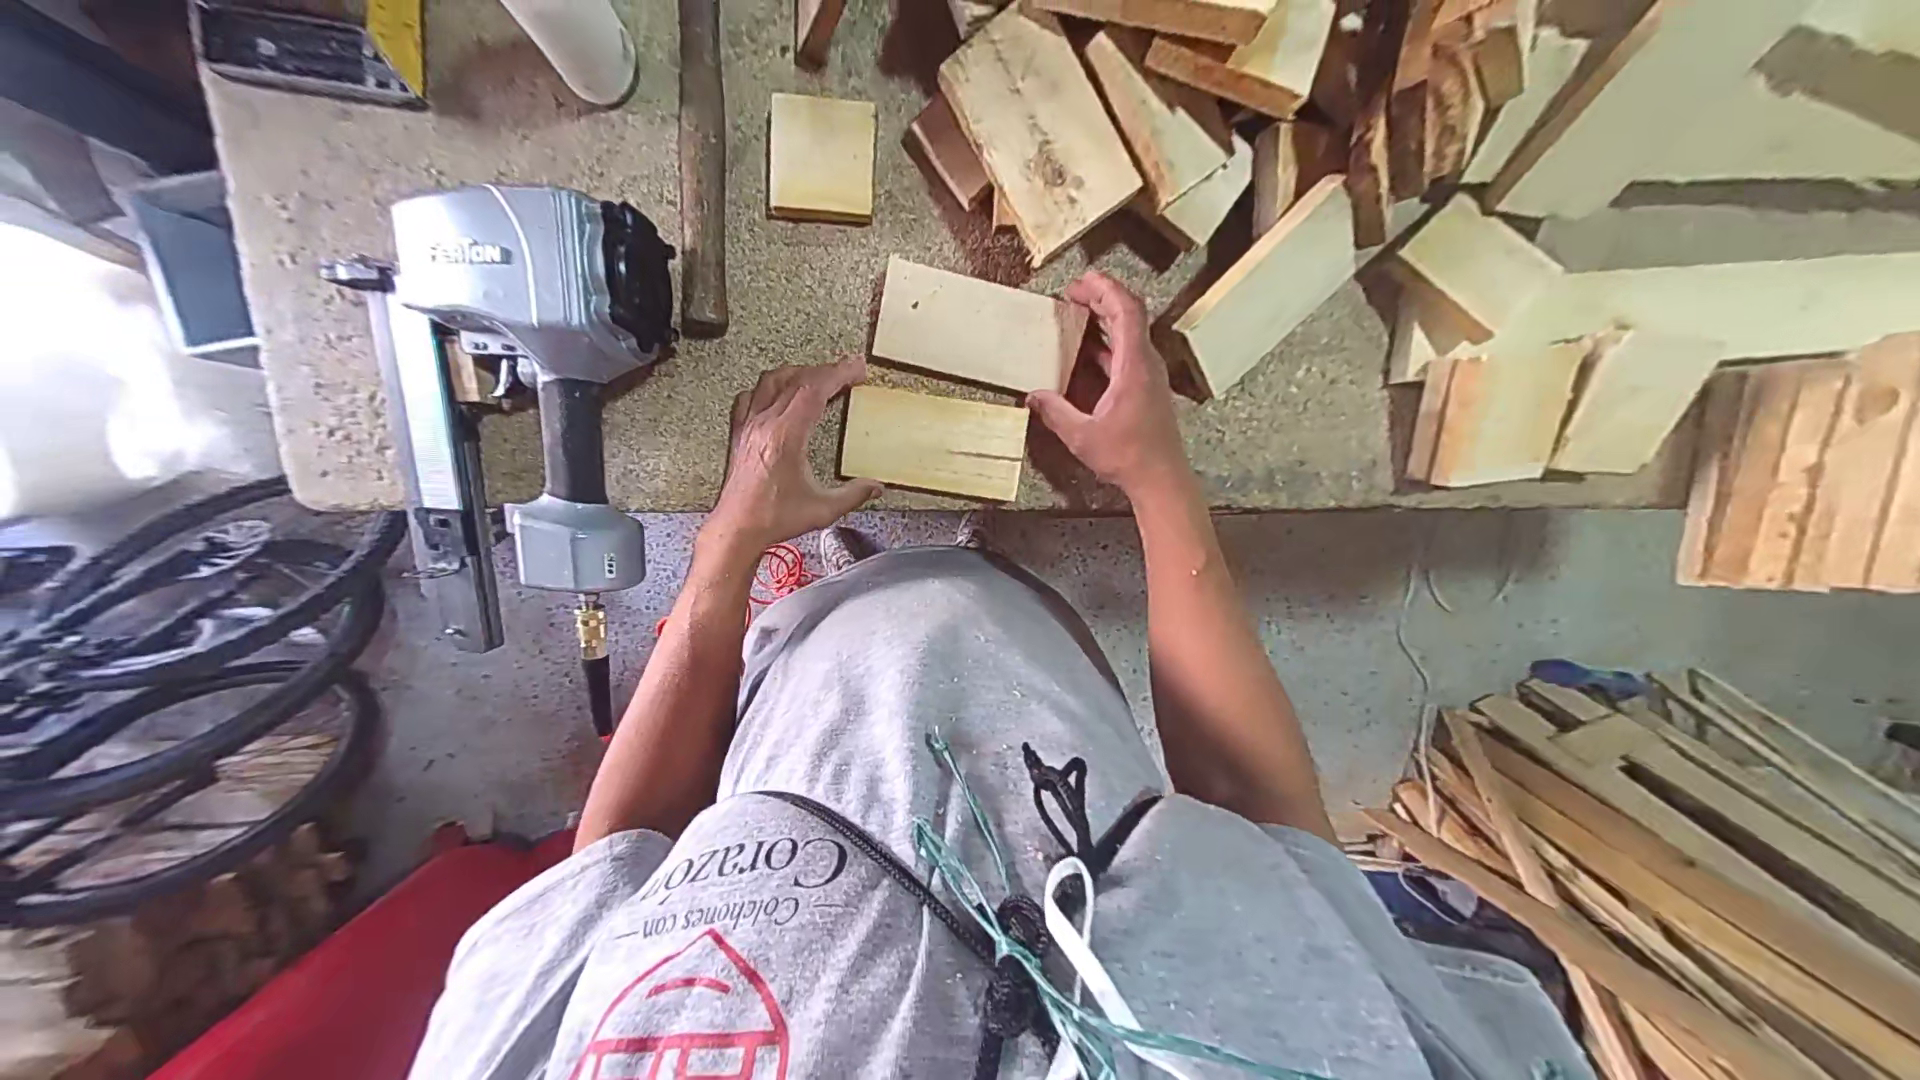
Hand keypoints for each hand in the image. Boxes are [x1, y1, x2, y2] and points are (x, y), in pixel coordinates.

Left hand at [704, 357, 882, 556]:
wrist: (737, 528)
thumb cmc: (771, 518)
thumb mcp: (823, 509)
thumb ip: (854, 495)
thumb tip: (874, 487)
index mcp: (786, 436)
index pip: (814, 389)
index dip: (839, 373)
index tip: (856, 367)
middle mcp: (765, 424)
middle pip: (797, 379)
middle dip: (826, 371)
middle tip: (848, 372)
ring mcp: (749, 426)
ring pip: (772, 380)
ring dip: (798, 373)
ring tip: (817, 377)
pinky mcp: (740, 434)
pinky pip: (750, 396)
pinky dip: (768, 387)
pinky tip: (776, 393)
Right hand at [1028, 272, 1192, 500]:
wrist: (1160, 477)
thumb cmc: (1130, 457)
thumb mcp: (1082, 436)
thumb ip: (1055, 412)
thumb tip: (1034, 396)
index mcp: (1134, 367)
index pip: (1126, 310)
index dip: (1104, 289)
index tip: (1081, 283)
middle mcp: (1147, 365)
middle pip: (1129, 314)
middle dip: (1101, 297)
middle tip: (1074, 294)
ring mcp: (1149, 375)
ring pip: (1130, 332)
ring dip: (1105, 319)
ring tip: (1078, 316)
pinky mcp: (1147, 388)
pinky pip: (1128, 353)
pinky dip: (1108, 343)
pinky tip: (1088, 352)